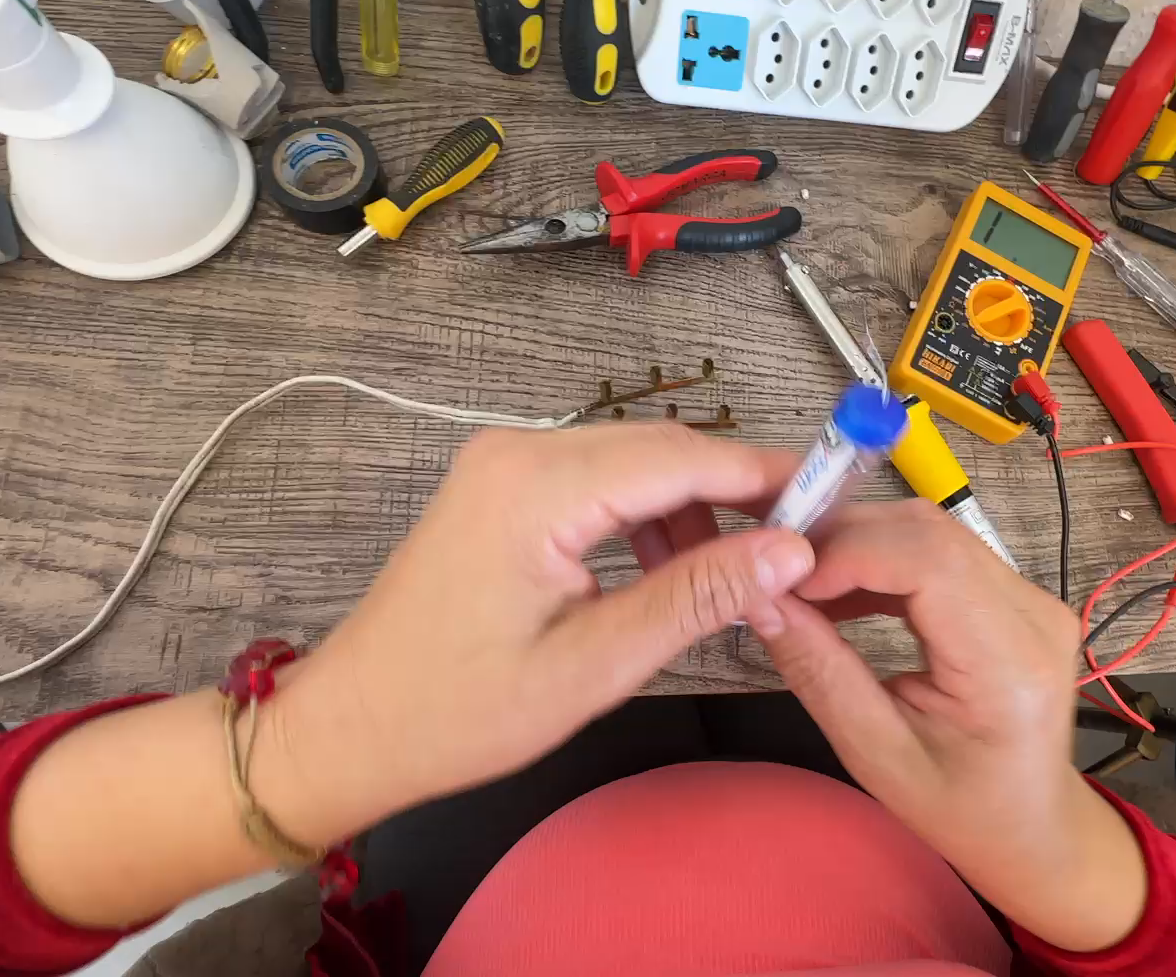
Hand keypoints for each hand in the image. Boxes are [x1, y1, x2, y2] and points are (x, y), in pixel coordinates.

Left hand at [267, 423, 813, 840]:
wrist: (348, 726)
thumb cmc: (460, 711)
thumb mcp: (595, 664)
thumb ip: (697, 596)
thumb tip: (789, 552)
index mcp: (536, 487)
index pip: (679, 458)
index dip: (762, 474)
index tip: (827, 496)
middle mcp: (520, 449)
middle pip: (660, 448)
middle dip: (734, 487)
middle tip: (793, 539)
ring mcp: (507, 459)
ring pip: (634, 460)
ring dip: (690, 504)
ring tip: (725, 571)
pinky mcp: (505, 480)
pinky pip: (599, 477)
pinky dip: (646, 511)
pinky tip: (663, 563)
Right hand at [753, 500, 1147, 951]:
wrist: (1033, 827)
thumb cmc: (957, 807)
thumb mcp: (875, 753)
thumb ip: (818, 671)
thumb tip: (760, 599)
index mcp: (1010, 662)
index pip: (929, 562)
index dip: (849, 552)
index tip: (785, 578)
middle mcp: (1033, 611)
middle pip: (927, 532)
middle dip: (844, 539)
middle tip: (781, 572)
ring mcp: (1030, 594)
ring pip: (929, 529)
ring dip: (858, 543)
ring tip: (804, 581)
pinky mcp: (1013, 589)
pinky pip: (938, 548)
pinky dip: (880, 557)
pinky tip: (842, 589)